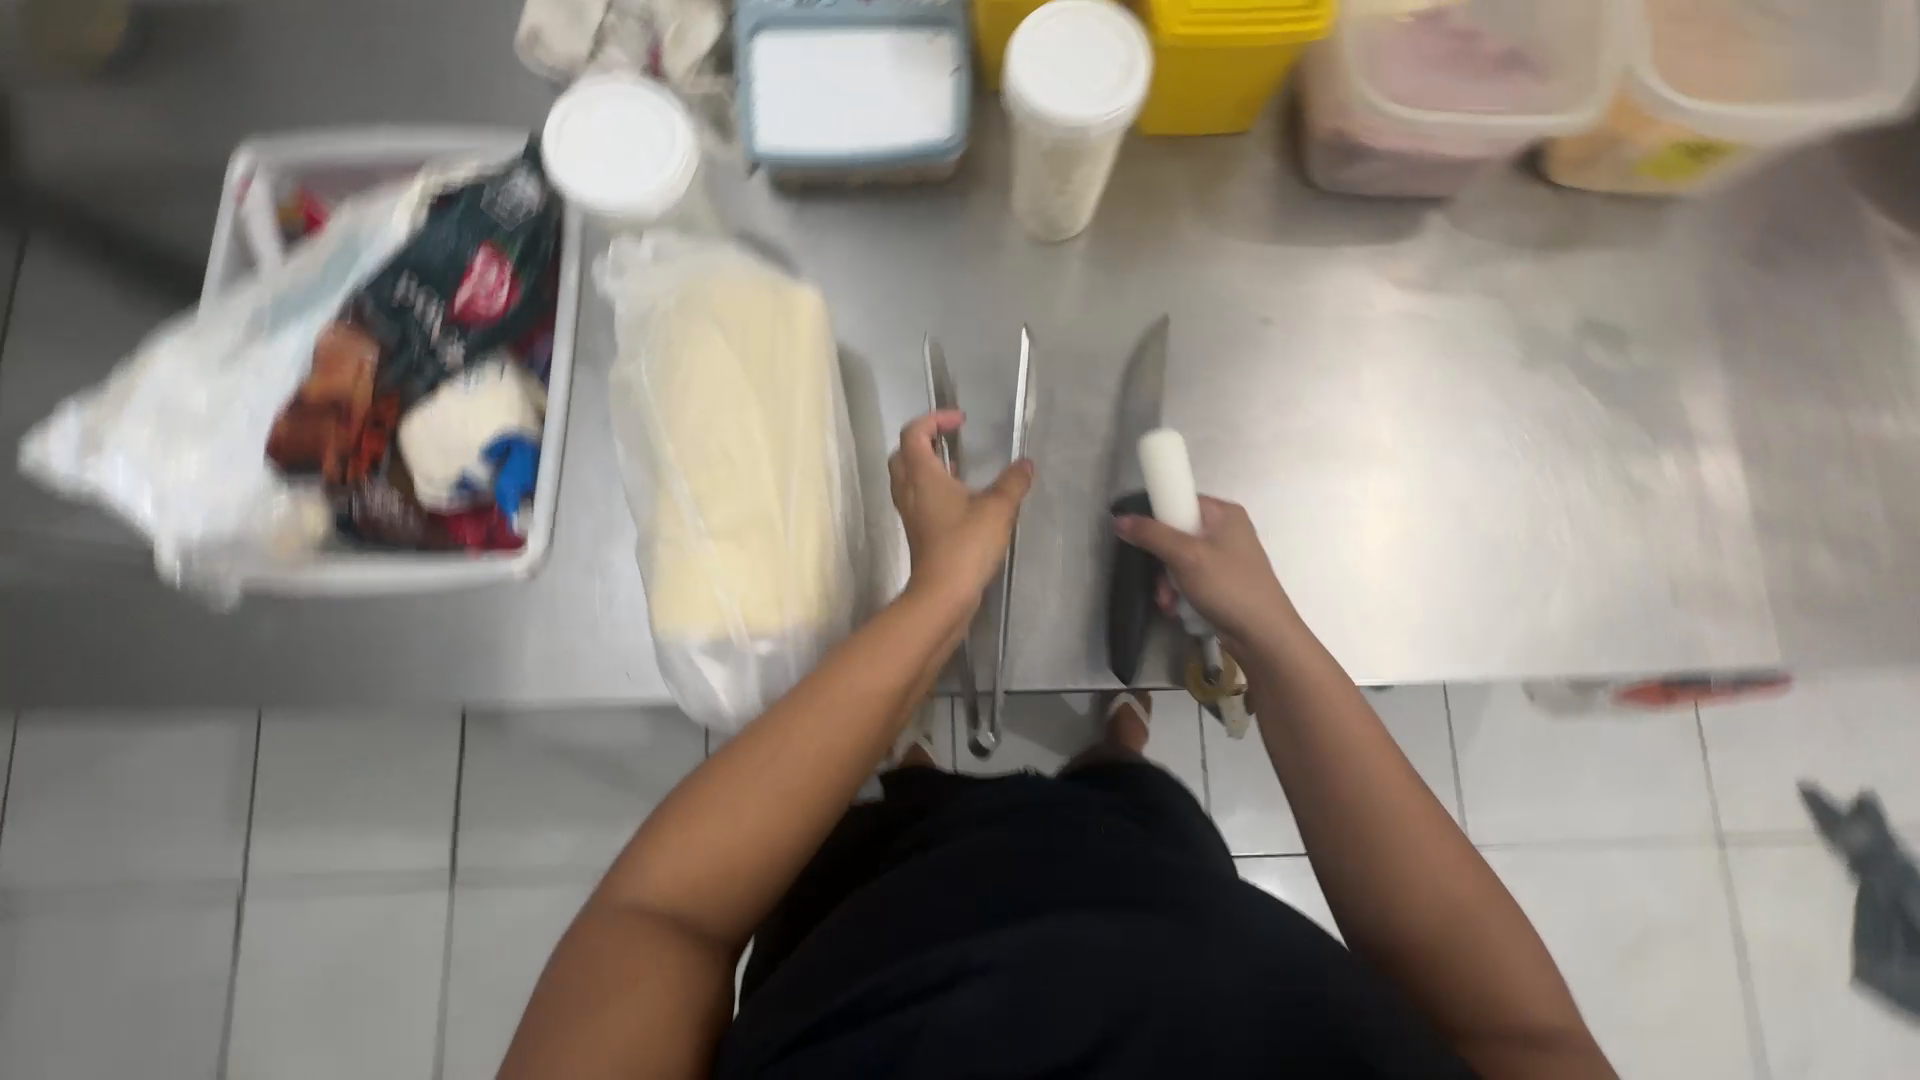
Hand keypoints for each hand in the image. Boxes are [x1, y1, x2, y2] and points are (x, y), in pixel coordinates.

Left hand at [889, 410, 1034, 615]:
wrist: (943, 593)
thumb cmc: (965, 544)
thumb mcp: (997, 508)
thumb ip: (1013, 482)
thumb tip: (1025, 464)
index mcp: (921, 474)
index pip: (914, 433)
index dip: (934, 419)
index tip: (960, 421)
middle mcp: (908, 490)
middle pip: (904, 453)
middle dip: (925, 440)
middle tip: (951, 440)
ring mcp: (910, 513)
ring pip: (908, 477)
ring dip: (928, 465)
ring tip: (957, 466)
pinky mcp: (918, 531)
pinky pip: (918, 498)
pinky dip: (933, 488)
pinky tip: (960, 498)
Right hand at [1114, 496, 1297, 655]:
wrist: (1263, 635)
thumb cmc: (1228, 588)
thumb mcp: (1186, 557)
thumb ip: (1151, 535)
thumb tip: (1120, 520)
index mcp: (1224, 513)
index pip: (1179, 500)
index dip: (1157, 517)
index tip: (1143, 538)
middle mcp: (1225, 530)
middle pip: (1175, 533)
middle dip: (1161, 562)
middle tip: (1161, 581)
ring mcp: (1224, 557)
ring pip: (1178, 559)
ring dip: (1168, 582)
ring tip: (1170, 601)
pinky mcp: (1222, 580)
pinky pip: (1189, 577)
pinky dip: (1180, 592)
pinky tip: (1179, 608)